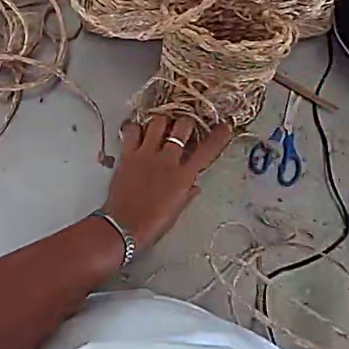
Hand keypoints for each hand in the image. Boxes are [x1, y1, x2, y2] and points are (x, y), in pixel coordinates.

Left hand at [104, 114, 232, 253]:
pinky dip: (135, 128)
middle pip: (183, 127)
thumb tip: (195, 185)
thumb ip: (187, 194)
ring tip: (161, 126)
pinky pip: (132, 131)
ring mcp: (147, 154)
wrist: (124, 227)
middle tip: (183, 126)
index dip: (218, 137)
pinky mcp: (128, 154)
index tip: (225, 127)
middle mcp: (167, 160)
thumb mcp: (176, 210)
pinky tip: (137, 132)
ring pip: (158, 122)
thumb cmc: (152, 224)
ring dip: (162, 121)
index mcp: (183, 176)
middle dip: (186, 123)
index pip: (206, 151)